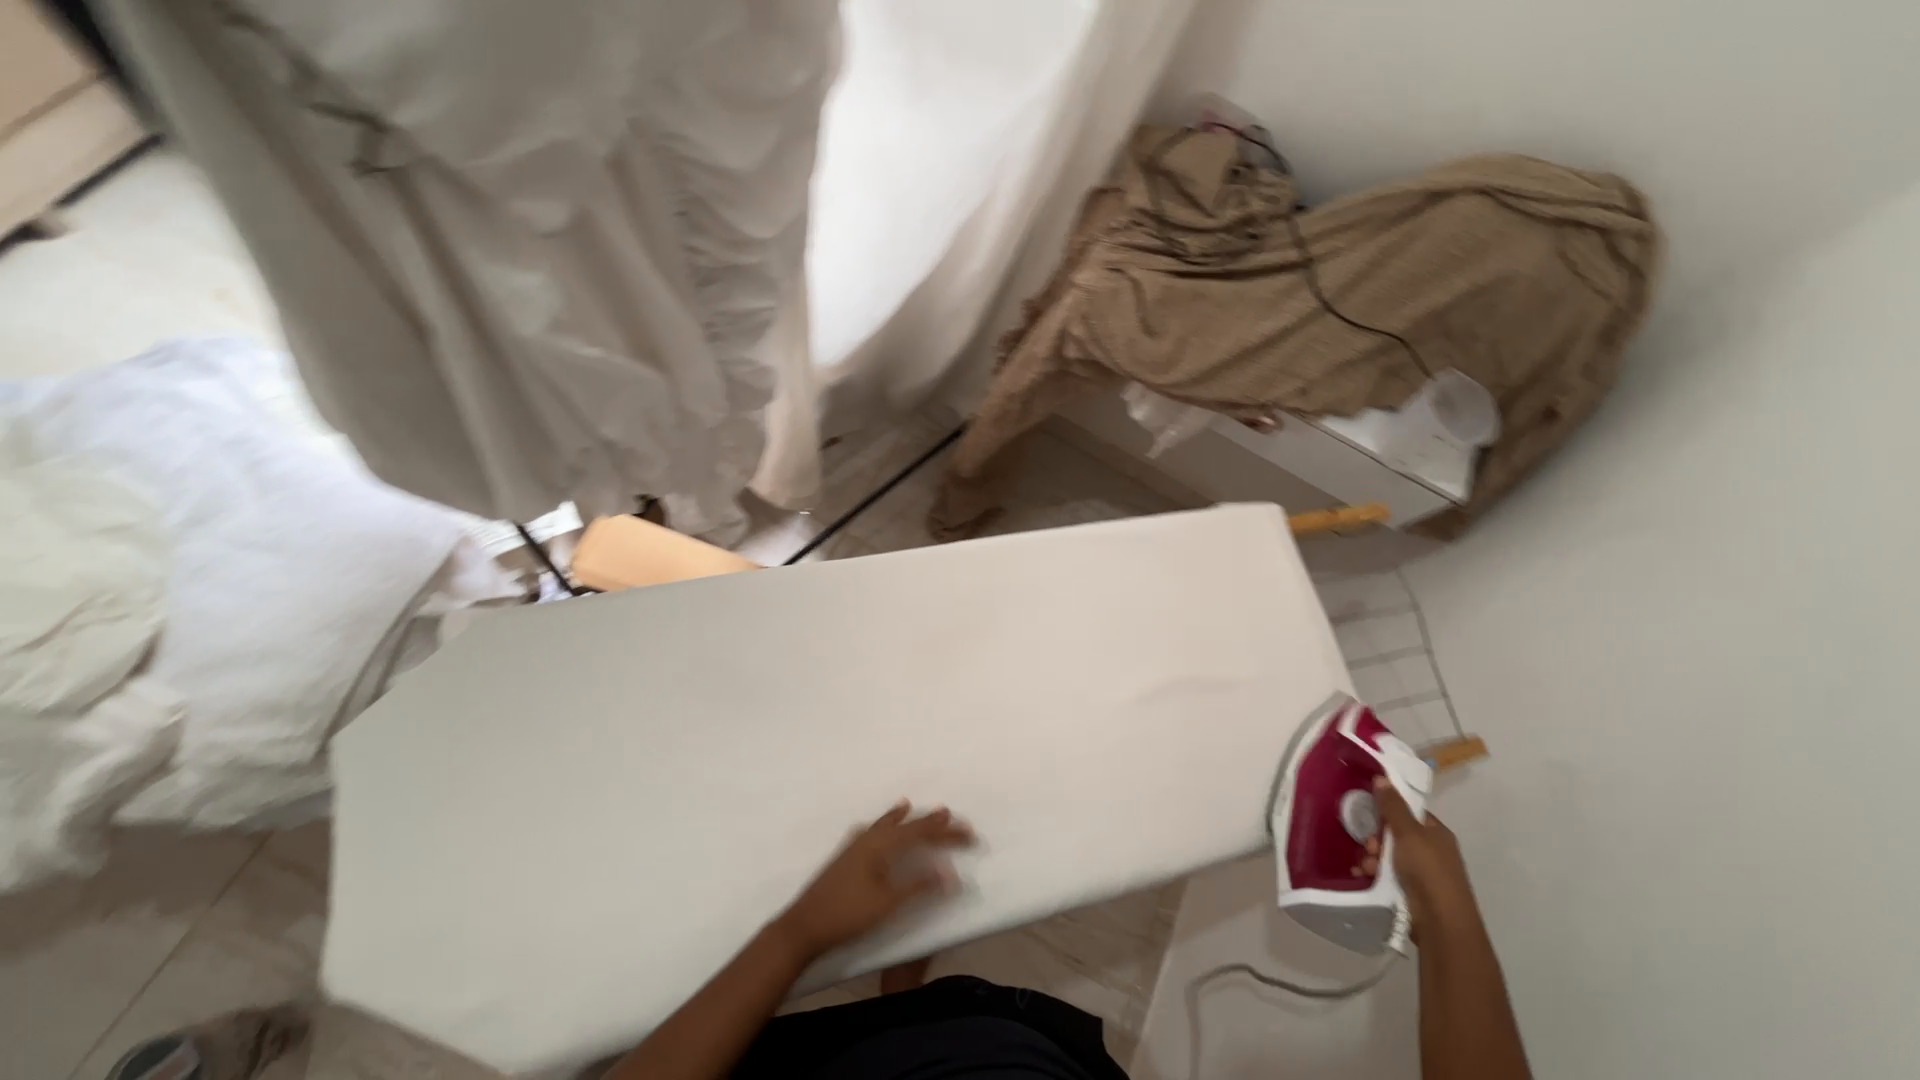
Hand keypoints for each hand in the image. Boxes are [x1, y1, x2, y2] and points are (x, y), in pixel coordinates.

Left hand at [774, 802, 975, 956]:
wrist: (803, 926)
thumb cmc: (849, 914)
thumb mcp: (889, 903)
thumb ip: (919, 886)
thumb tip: (952, 872)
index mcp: (882, 846)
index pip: (921, 834)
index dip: (947, 833)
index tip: (970, 834)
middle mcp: (868, 840)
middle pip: (903, 826)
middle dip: (927, 822)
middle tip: (949, 815)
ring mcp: (852, 848)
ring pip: (882, 826)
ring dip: (900, 819)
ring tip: (908, 806)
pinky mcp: (842, 859)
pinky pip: (867, 832)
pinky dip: (878, 827)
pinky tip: (871, 829)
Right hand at [1373, 776, 1476, 931]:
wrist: (1440, 920)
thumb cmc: (1428, 870)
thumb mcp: (1409, 833)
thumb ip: (1393, 806)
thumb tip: (1381, 777)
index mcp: (1436, 833)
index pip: (1410, 813)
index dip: (1389, 810)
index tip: (1370, 811)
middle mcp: (1430, 850)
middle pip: (1394, 834)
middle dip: (1376, 839)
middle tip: (1371, 846)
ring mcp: (1420, 872)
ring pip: (1387, 855)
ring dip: (1372, 858)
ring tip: (1368, 866)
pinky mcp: (1409, 890)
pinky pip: (1385, 874)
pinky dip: (1373, 873)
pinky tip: (1363, 875)